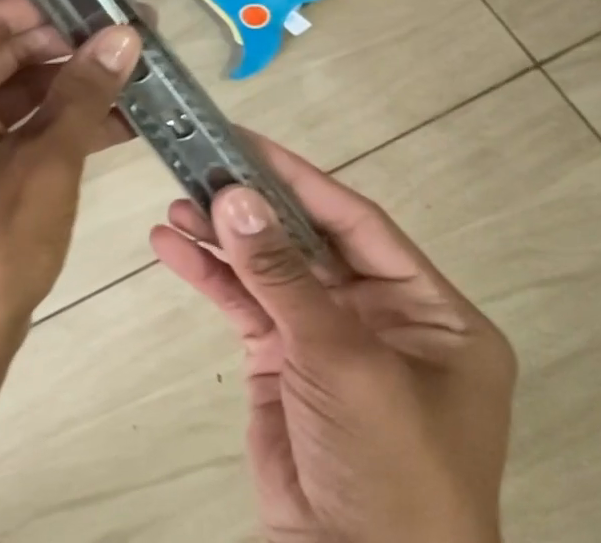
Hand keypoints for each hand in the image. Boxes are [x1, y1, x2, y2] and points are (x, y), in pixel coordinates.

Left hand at [0, 0, 141, 350]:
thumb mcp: (47, 158)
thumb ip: (83, 91)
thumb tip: (122, 34)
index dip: (41, 4)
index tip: (101, 4)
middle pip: (2, 50)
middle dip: (66, 43)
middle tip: (136, 40)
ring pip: (15, 89)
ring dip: (71, 83)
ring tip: (140, 77)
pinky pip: (17, 125)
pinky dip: (60, 120)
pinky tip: (120, 120)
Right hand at [150, 135, 515, 542]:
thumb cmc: (388, 460)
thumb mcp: (343, 360)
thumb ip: (282, 275)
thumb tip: (230, 194)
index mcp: (431, 314)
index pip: (358, 224)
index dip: (297, 178)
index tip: (239, 139)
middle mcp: (379, 318)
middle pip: (303, 241)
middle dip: (246, 206)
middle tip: (188, 166)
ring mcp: (325, 339)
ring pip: (265, 269)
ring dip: (219, 237)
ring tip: (171, 205)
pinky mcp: (280, 360)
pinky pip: (241, 302)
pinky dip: (206, 274)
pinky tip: (169, 246)